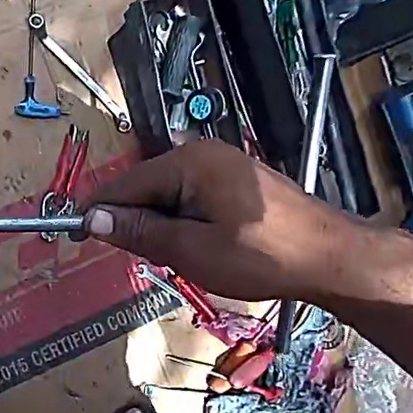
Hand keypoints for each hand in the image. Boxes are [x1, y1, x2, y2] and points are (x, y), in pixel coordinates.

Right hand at [82, 140, 409, 302]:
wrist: (337, 259)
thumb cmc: (263, 256)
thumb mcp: (191, 249)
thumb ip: (139, 231)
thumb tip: (91, 218)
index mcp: (188, 162)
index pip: (123, 184)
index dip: (97, 211)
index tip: (75, 235)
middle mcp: (201, 153)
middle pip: (143, 186)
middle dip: (134, 221)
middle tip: (143, 257)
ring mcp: (221, 163)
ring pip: (165, 194)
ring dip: (158, 224)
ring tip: (176, 255)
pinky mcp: (234, 178)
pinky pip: (188, 195)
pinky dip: (179, 219)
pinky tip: (195, 243)